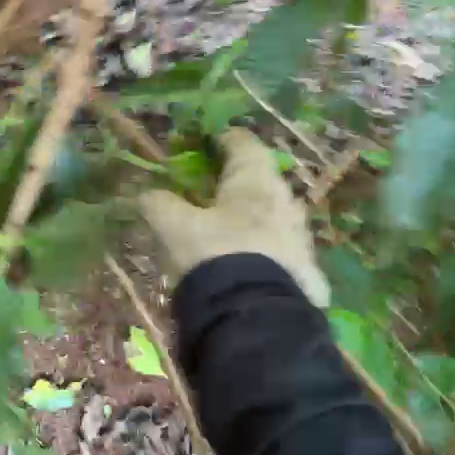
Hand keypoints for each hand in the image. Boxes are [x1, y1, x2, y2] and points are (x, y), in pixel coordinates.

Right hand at [138, 129, 330, 306]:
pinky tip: (242, 266)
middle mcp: (285, 200)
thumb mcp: (172, 225)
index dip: (221, 140)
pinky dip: (260, 250)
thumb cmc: (212, 253)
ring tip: (223, 234)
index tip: (204, 145)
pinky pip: (279, 250)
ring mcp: (300, 236)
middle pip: (260, 180)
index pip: (243, 142)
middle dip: (235, 184)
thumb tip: (148, 194)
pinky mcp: (306, 271)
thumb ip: (158, 203)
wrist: (254, 315)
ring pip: (272, 216)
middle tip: (207, 195)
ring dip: (249, 219)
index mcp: (255, 178)